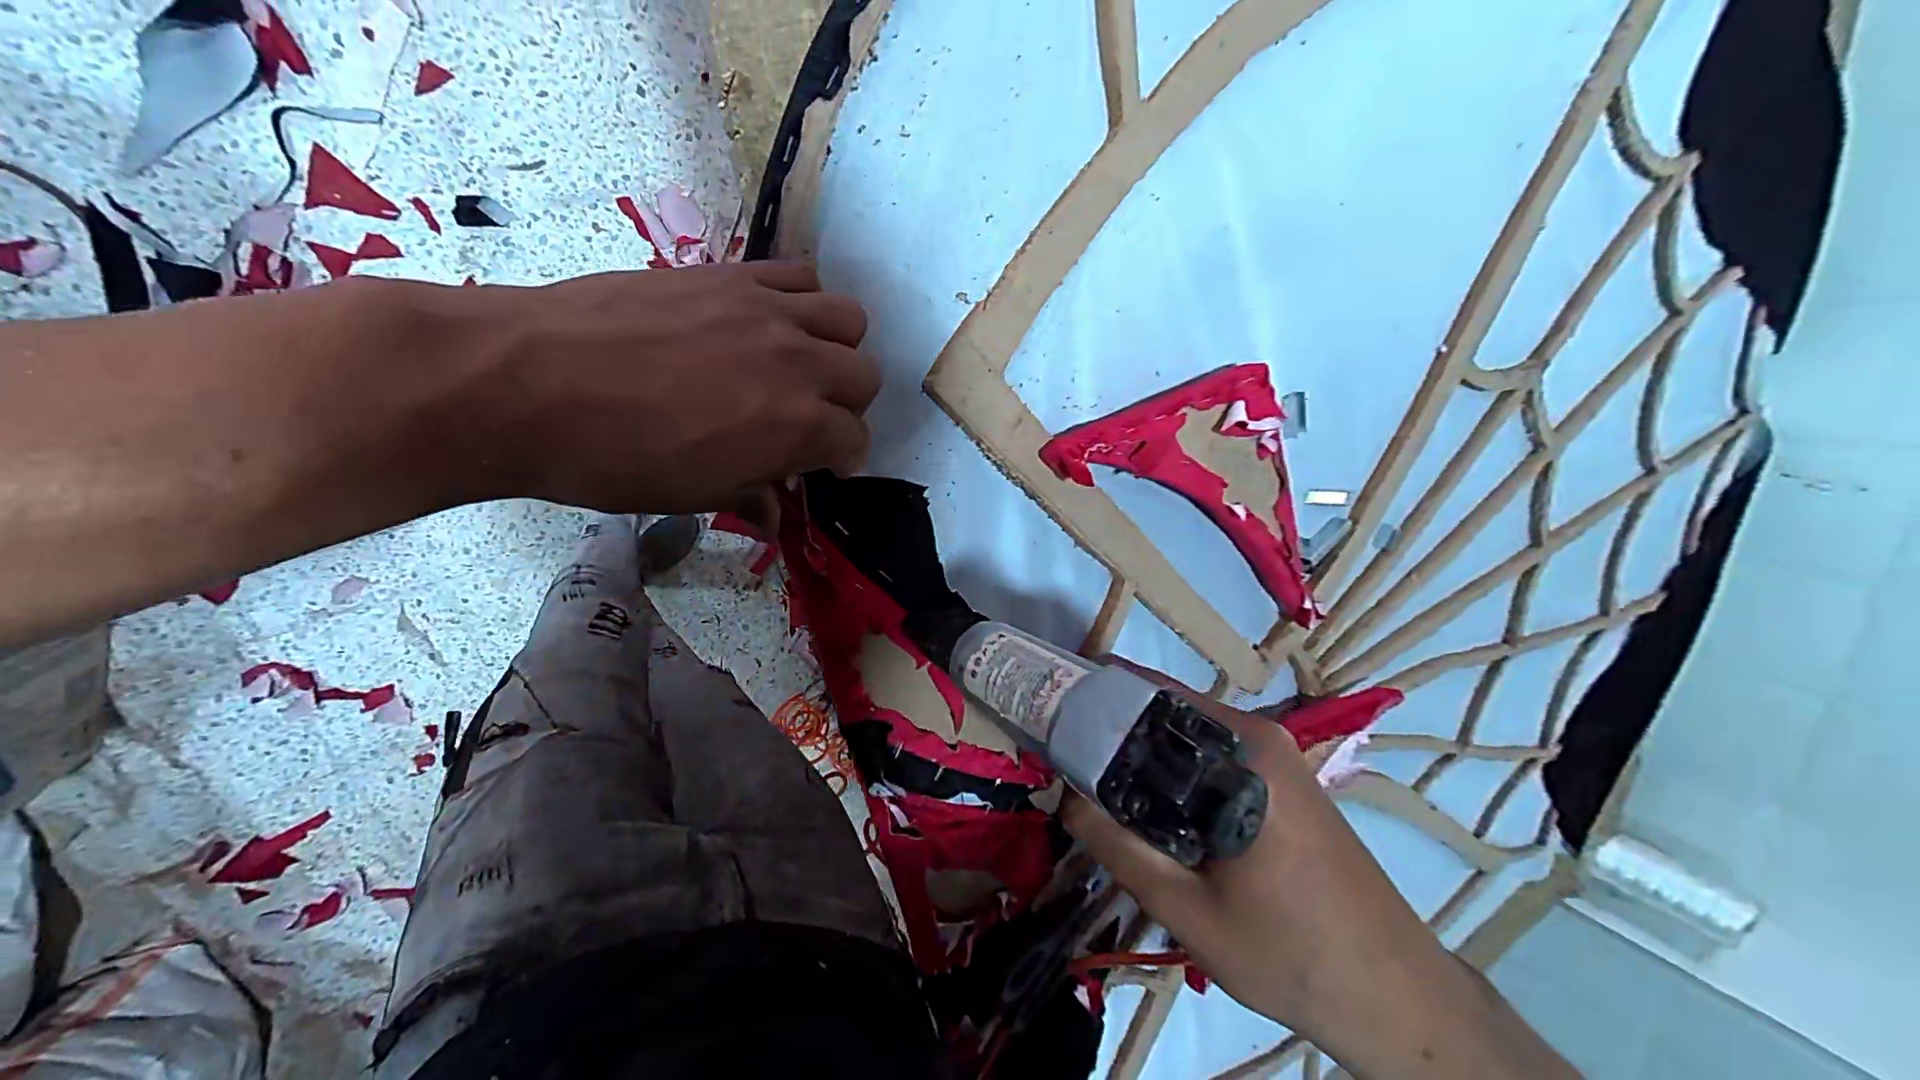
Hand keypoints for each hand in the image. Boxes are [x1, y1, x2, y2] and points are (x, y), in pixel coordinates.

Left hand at [453, 261, 877, 522]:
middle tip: (811, 419)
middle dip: (848, 406)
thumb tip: (776, 513)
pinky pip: (798, 275)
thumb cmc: (612, 458)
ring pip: (847, 319)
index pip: (854, 441)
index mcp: (796, 426)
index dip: (843, 459)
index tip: (824, 468)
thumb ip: (750, 497)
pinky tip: (770, 323)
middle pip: (864, 376)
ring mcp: (766, 311)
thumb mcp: (691, 494)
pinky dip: (802, 302)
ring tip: (802, 365)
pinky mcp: (730, 275)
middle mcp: (799, 363)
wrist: (527, 382)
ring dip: (837, 348)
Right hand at [1062, 662, 1575, 1078]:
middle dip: (1113, 725)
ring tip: (1093, 778)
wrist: (1398, 997)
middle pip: (1168, 712)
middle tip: (1063, 751)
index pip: (1153, 698)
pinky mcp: (1284, 781)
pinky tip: (1148, 803)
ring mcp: (1278, 758)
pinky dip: (1173, 770)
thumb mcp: (1188, 909)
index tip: (1053, 715)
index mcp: (1244, 752)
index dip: (1097, 700)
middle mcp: (1262, 738)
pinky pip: (1213, 757)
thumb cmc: (1292, 953)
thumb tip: (1066, 794)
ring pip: (1189, 736)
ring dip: (1142, 751)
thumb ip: (1119, 847)